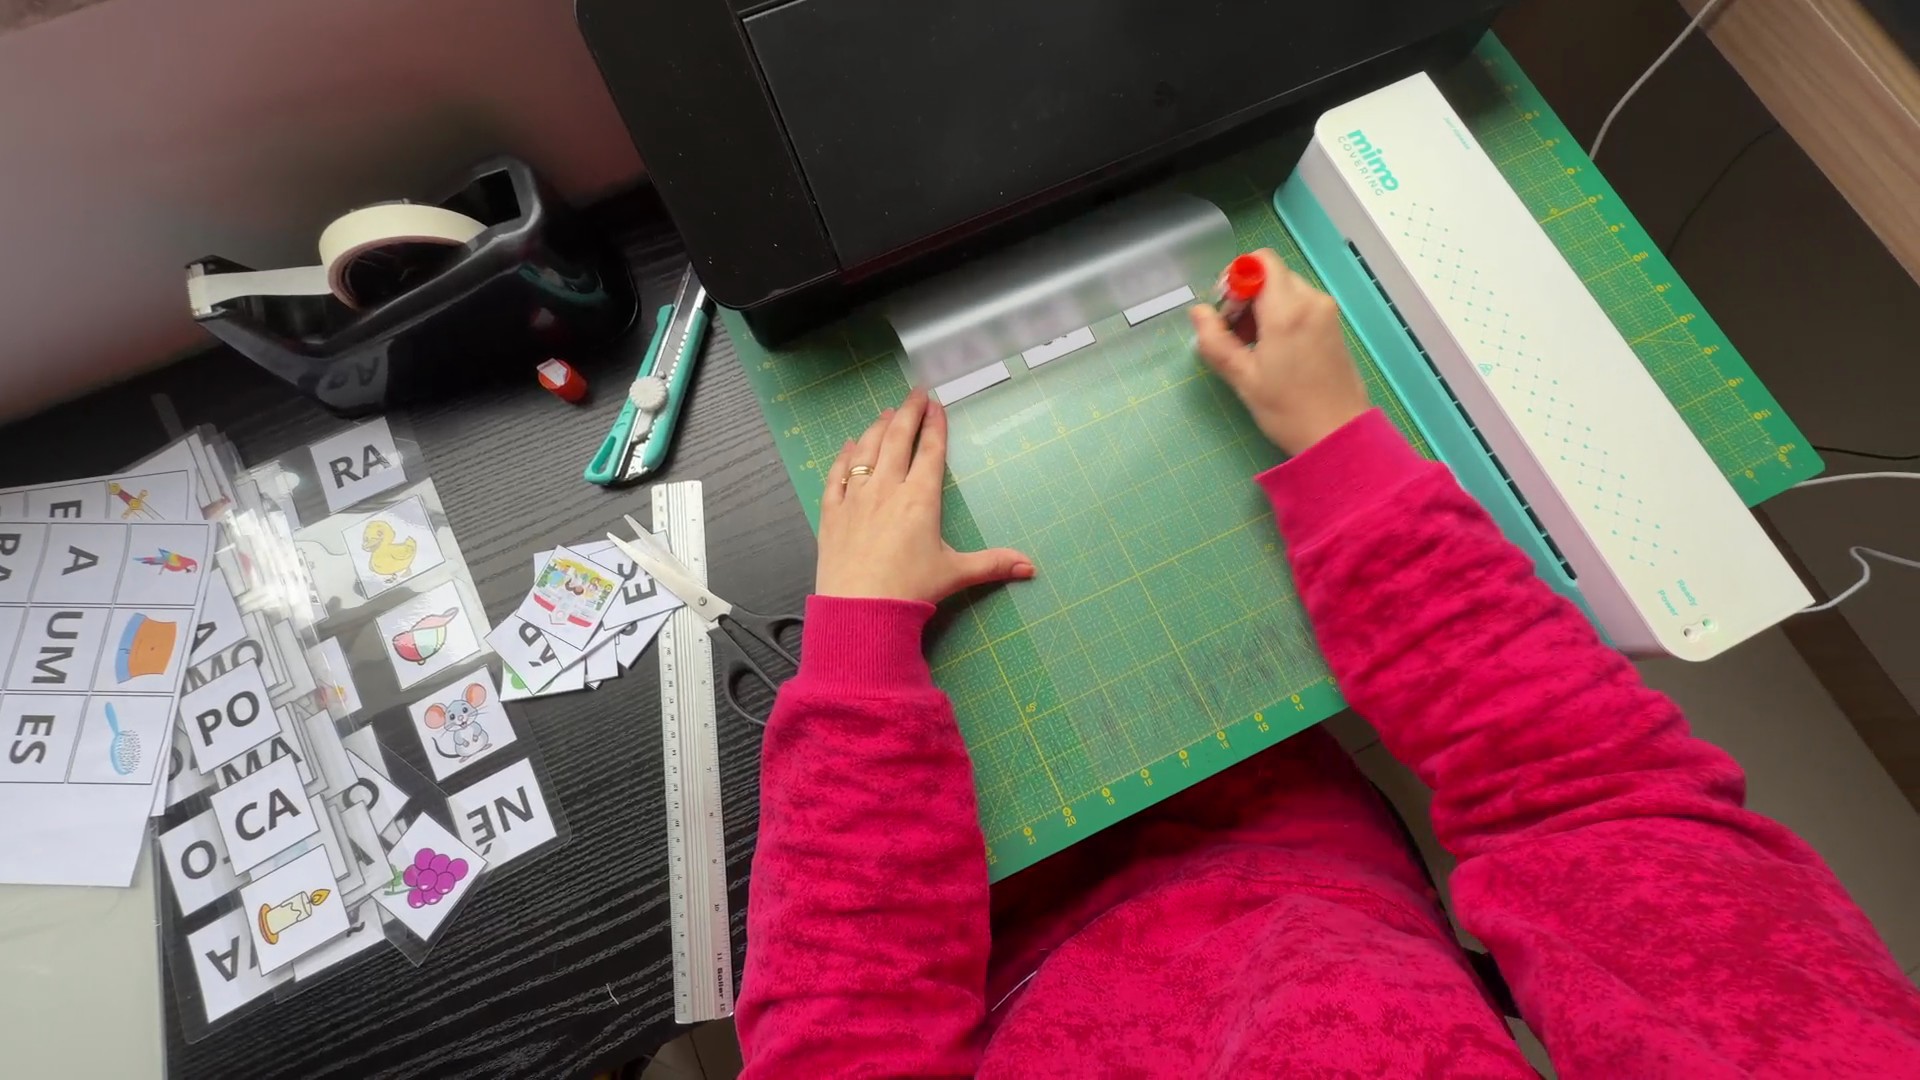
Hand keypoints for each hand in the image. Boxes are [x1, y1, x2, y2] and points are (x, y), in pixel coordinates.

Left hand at [818, 389, 1035, 603]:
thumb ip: (993, 564)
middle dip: (907, 412)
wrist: (860, 611)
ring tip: (885, 413)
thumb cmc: (910, 590)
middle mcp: (887, 488)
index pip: (930, 452)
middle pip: (898, 439)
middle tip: (914, 393)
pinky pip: (837, 475)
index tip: (936, 404)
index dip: (935, 425)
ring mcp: (856, 497)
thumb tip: (1030, 567)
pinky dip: (844, 456)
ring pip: (867, 450)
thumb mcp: (955, 574)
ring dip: (877, 428)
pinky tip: (849, 446)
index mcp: (920, 498)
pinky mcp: (832, 512)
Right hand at [1190, 249, 1370, 455]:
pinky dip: (1278, 316)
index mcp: (1287, 311)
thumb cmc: (1286, 409)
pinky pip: (1298, 305)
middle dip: (1244, 297)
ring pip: (1284, 290)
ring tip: (1248, 346)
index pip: (1260, 262)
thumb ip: (1215, 341)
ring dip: (1260, 308)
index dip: (1234, 278)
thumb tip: (1198, 313)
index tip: (1223, 309)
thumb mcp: (1242, 377)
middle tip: (1231, 334)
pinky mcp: (1331, 324)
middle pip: (1270, 275)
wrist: (1336, 432)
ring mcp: (1325, 312)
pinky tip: (1269, 350)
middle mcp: (1311, 301)